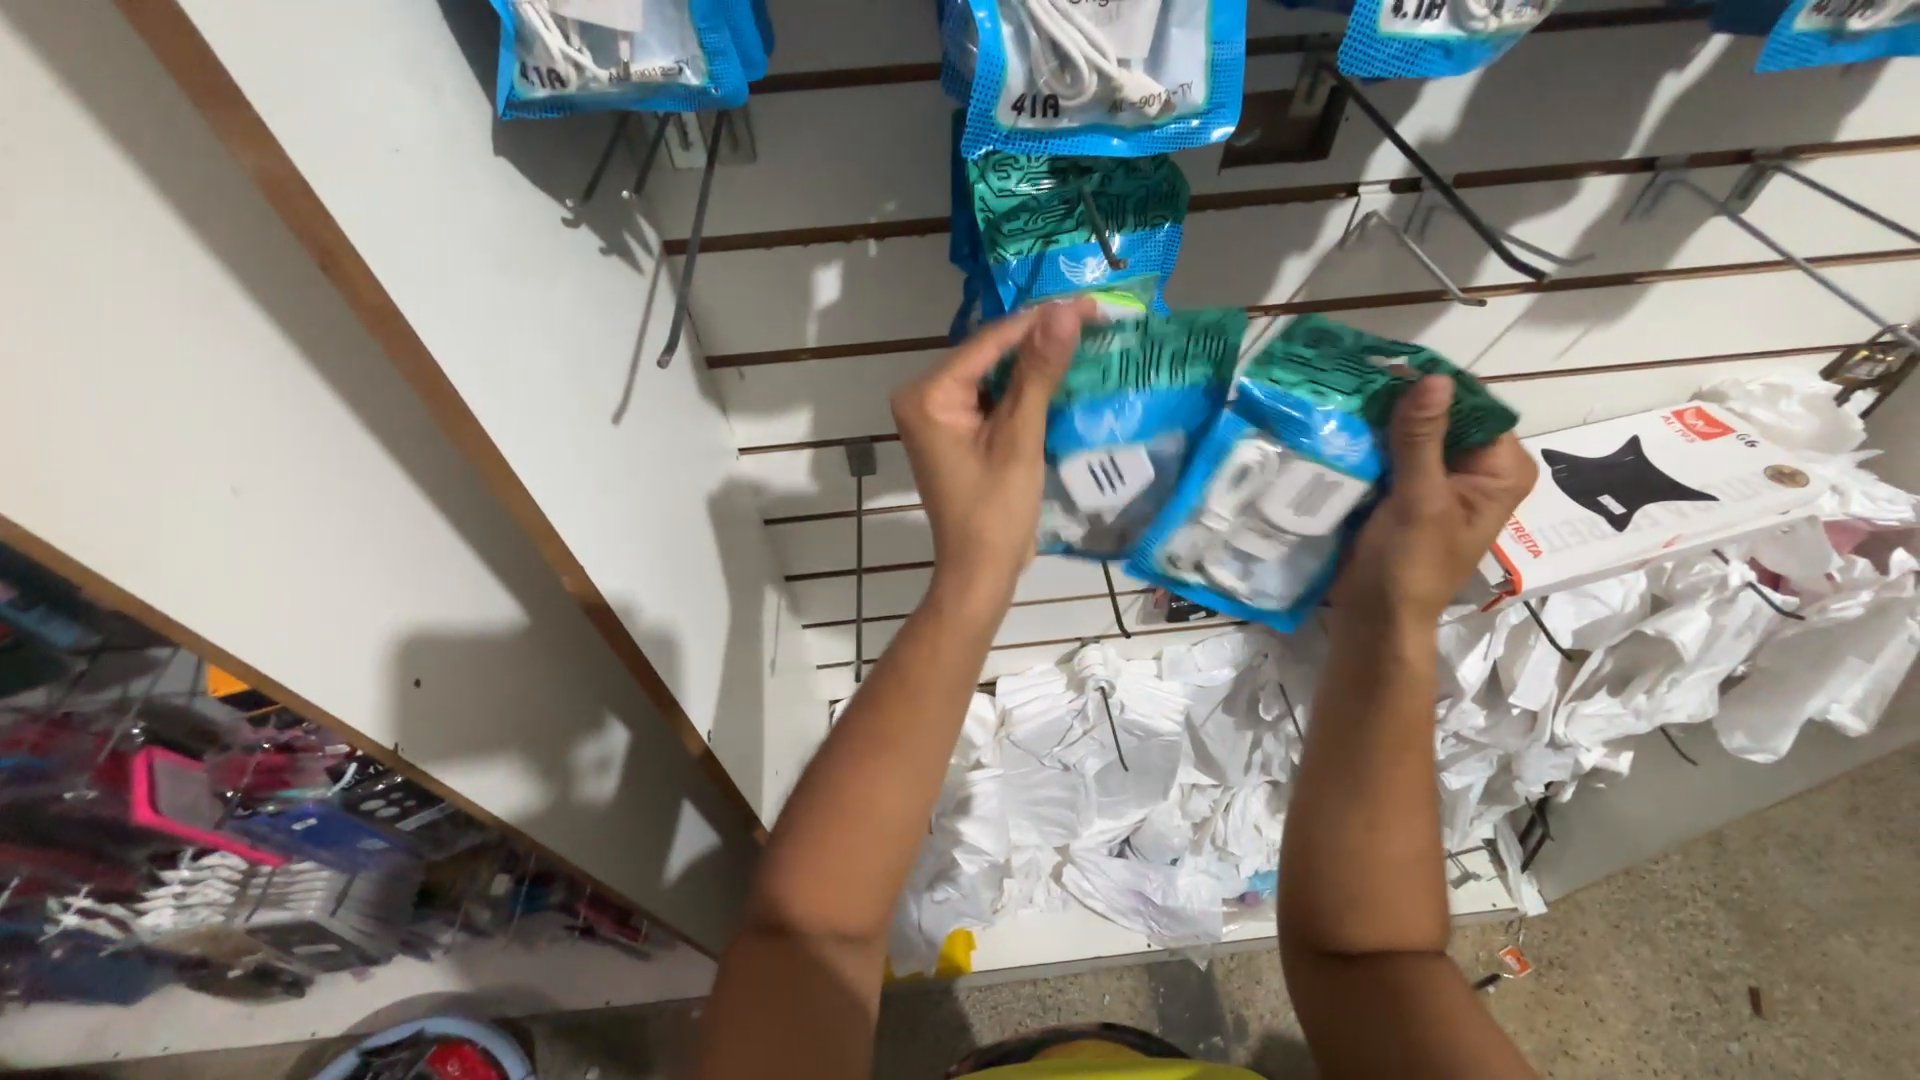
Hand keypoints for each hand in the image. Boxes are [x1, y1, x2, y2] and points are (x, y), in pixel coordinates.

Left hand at [891, 300, 1093, 603]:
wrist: (980, 572)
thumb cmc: (996, 511)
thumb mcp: (1020, 438)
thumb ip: (1039, 372)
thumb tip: (1065, 312)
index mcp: (926, 395)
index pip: (989, 343)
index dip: (1039, 321)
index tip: (1088, 303)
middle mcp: (923, 397)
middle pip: (989, 355)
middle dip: (1039, 339)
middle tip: (1093, 319)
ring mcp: (938, 416)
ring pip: (994, 375)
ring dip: (1035, 362)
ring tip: (1086, 337)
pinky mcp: (956, 432)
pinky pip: (993, 398)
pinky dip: (1024, 390)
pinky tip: (1061, 374)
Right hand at [1333, 376, 1537, 629]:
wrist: (1374, 618)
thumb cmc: (1409, 566)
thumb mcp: (1419, 500)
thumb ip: (1422, 440)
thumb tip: (1432, 378)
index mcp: (1499, 470)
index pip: (1475, 408)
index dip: (1435, 388)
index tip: (1388, 368)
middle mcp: (1474, 470)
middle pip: (1441, 419)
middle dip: (1401, 403)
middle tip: (1355, 379)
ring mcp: (1435, 482)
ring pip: (1410, 435)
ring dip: (1378, 422)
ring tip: (1341, 398)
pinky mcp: (1401, 493)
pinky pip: (1388, 455)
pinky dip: (1367, 444)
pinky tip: (1338, 428)